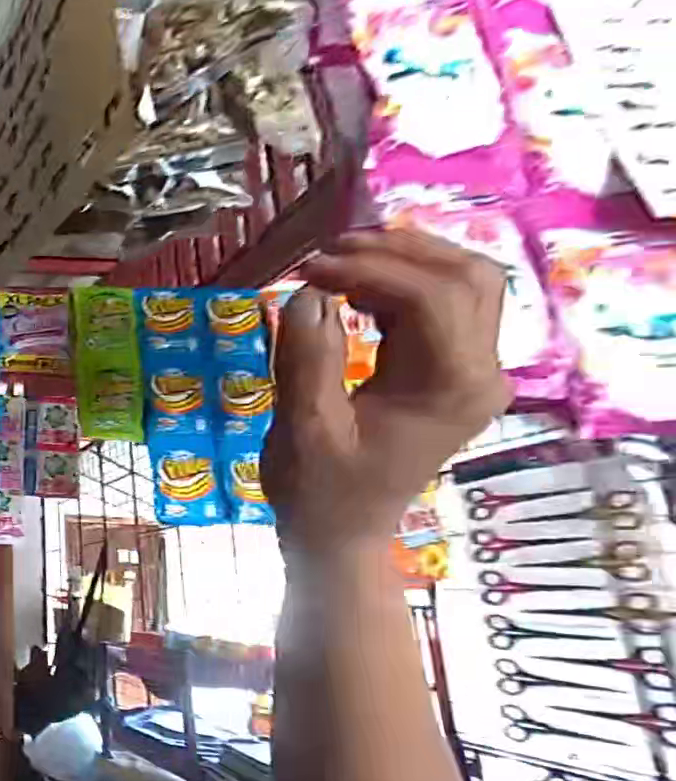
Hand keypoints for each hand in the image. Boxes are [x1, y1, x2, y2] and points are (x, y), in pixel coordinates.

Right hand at [263, 229, 510, 551]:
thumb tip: (303, 296)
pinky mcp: (451, 376)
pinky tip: (361, 287)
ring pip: (467, 288)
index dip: (370, 271)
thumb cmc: (317, 488)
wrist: (339, 530)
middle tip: (328, 250)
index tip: (307, 267)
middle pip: (468, 279)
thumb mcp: (302, 428)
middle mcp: (478, 371)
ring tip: (343, 257)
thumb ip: (306, 361)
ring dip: (409, 262)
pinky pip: (446, 312)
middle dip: (398, 253)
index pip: (431, 299)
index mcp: (447, 385)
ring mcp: (472, 373)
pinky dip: (406, 287)